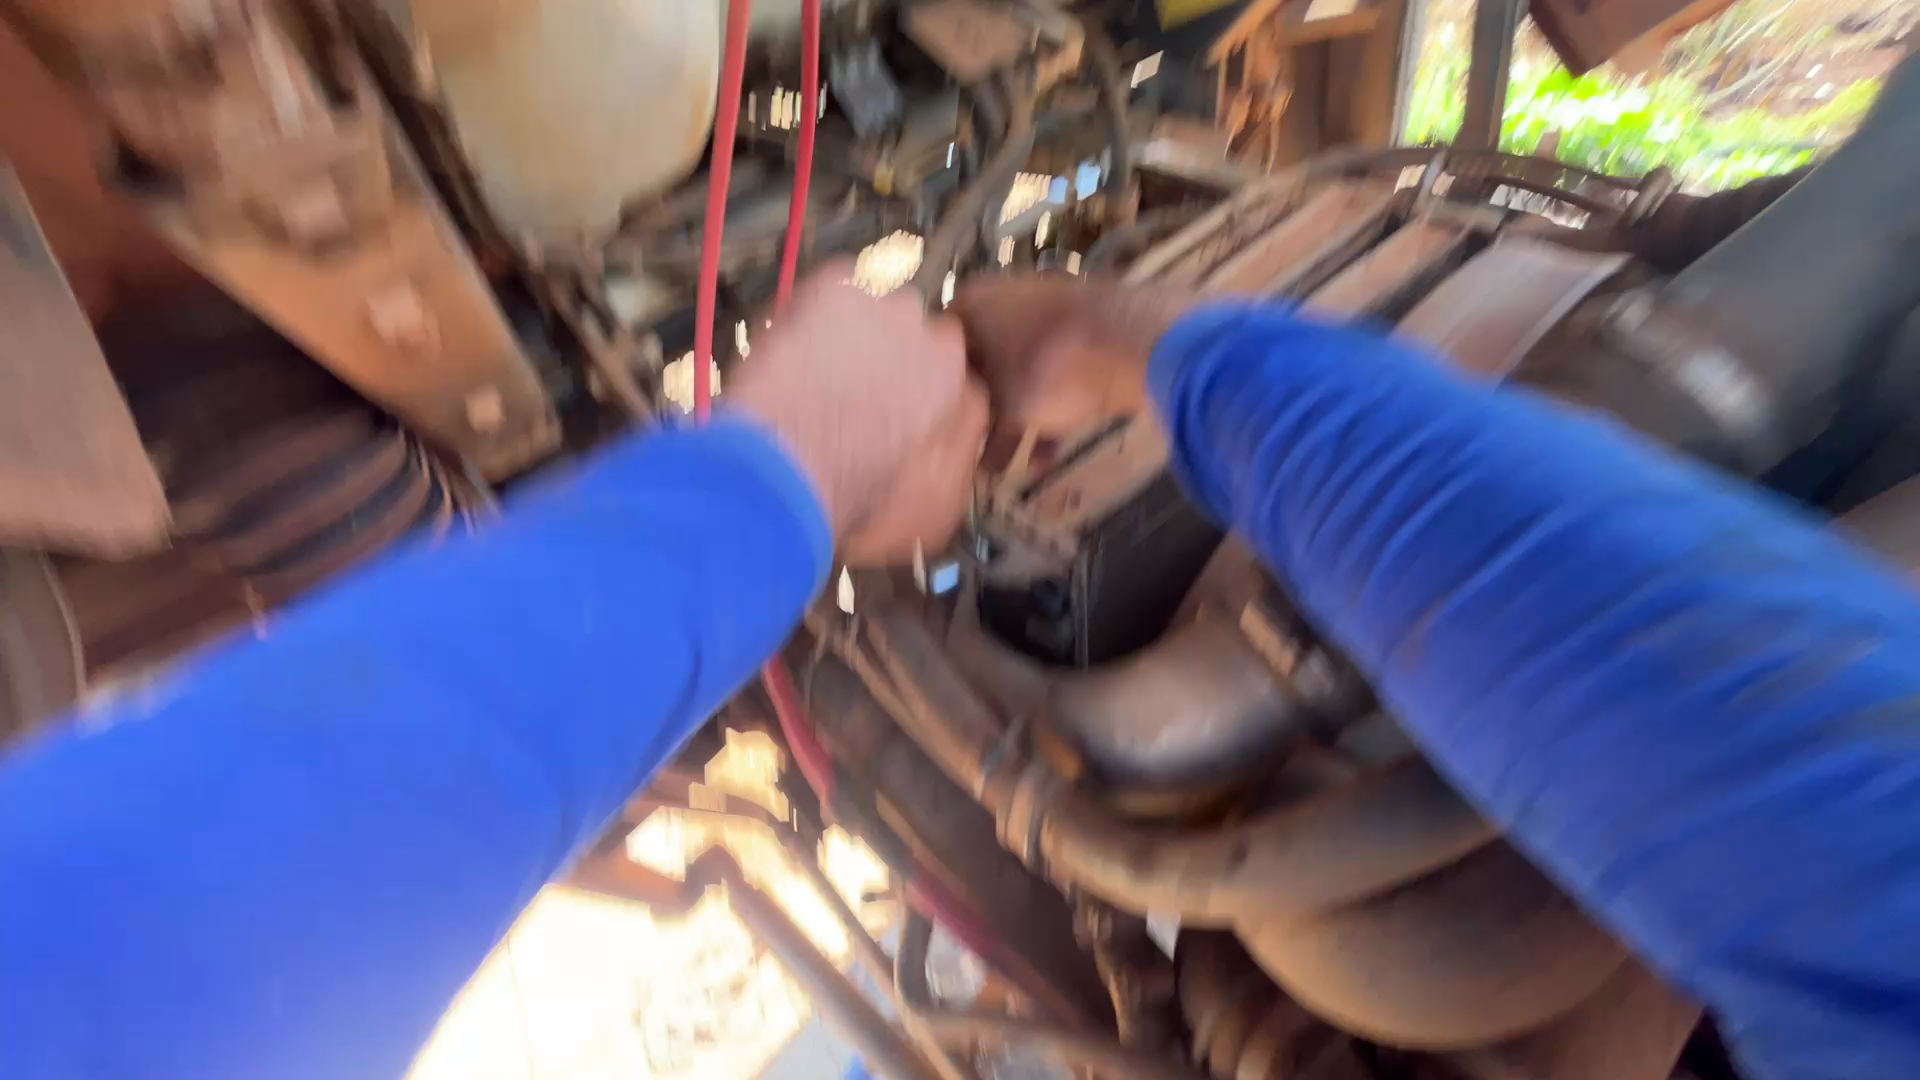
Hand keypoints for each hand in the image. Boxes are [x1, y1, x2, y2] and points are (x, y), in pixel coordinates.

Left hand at [727, 264, 988, 563]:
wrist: (788, 477)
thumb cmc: (863, 507)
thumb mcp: (933, 516)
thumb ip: (954, 470)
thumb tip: (954, 453)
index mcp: (967, 396)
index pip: (955, 383)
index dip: (921, 396)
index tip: (895, 415)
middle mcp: (939, 342)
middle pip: (919, 340)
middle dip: (894, 359)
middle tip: (853, 393)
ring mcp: (886, 308)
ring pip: (876, 313)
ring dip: (856, 334)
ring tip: (815, 372)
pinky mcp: (835, 286)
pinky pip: (832, 290)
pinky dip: (816, 312)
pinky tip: (794, 350)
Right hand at [950, 275, 1194, 443]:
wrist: (1130, 342)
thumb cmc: (1046, 370)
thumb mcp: (1002, 409)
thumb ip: (981, 432)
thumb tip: (976, 462)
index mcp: (972, 304)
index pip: (938, 353)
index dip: (940, 396)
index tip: (942, 429)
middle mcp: (1004, 300)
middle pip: (982, 367)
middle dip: (982, 415)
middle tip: (976, 453)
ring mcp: (1049, 315)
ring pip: (1020, 375)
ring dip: (1018, 425)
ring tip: (1014, 470)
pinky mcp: (1086, 335)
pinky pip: (1055, 376)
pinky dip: (1050, 412)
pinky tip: (1049, 455)